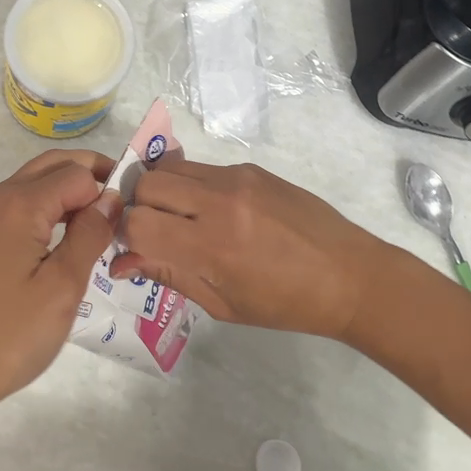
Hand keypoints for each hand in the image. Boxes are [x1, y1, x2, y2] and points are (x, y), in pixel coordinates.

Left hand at [0, 149, 120, 415]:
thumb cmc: (10, 333)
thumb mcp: (63, 287)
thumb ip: (90, 235)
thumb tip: (110, 199)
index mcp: (19, 204)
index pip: (76, 173)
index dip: (105, 190)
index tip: (127, 220)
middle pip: (51, 166)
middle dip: (87, 175)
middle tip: (120, 206)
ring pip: (32, 183)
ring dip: (65, 192)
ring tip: (96, 226)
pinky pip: (16, 205)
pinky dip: (44, 208)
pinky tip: (60, 242)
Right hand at [111, 158, 387, 341]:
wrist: (348, 274)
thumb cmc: (285, 304)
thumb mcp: (222, 304)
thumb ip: (169, 274)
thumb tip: (121, 262)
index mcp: (211, 246)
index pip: (138, 223)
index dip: (128, 237)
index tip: (136, 249)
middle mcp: (219, 202)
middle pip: (147, 183)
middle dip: (140, 206)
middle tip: (155, 230)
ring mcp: (236, 177)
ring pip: (170, 166)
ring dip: (163, 190)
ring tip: (180, 217)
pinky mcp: (249, 166)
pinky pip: (202, 167)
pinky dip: (193, 186)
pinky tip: (215, 212)